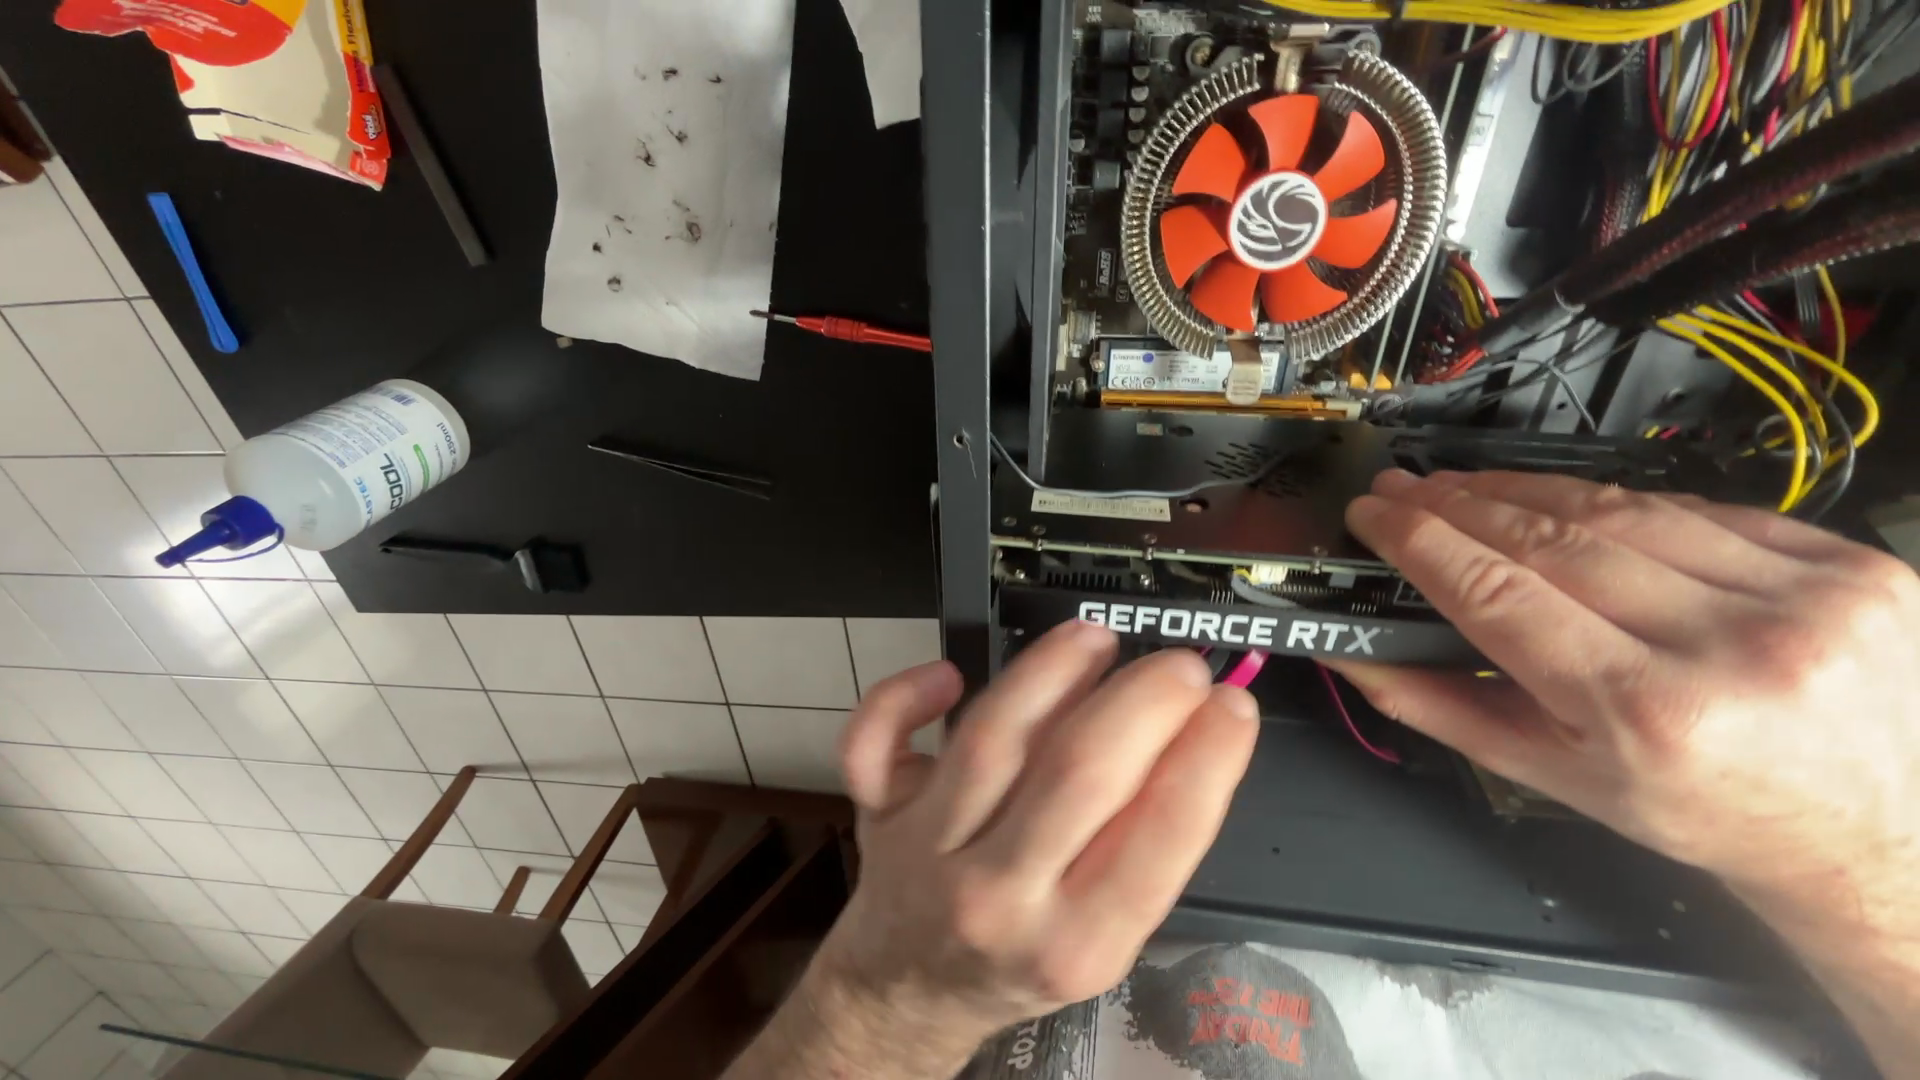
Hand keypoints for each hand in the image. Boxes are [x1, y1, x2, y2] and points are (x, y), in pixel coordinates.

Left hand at [809, 622, 1258, 1063]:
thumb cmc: (1019, 958)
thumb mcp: (1100, 942)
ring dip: (1049, 674)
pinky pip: (875, 744)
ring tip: (1096, 639)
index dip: (1205, 760)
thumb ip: (1140, 855)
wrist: (910, 991)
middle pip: (1075, 773)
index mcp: (1076, 942)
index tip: (1233, 705)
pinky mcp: (878, 814)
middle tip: (1180, 668)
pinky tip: (948, 674)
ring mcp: (928, 849)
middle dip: (1141, 703)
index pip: (1156, 839)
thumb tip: (1187, 737)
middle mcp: (998, 896)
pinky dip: (901, 698)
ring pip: (990, 739)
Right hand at [1333, 469, 1919, 925]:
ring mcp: (1803, 596)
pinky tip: (1568, 507)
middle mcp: (1729, 645)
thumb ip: (1433, 705)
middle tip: (1404, 487)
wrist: (1869, 829)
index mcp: (1642, 709)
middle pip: (1549, 538)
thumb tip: (1348, 651)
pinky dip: (1613, 503)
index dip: (1418, 540)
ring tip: (1466, 486)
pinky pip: (1693, 508)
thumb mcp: (1545, 772)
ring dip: (1523, 490)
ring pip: (1617, 508)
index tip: (1373, 512)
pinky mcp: (1849, 564)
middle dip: (1458, 503)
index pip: (1495, 591)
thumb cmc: (1689, 806)